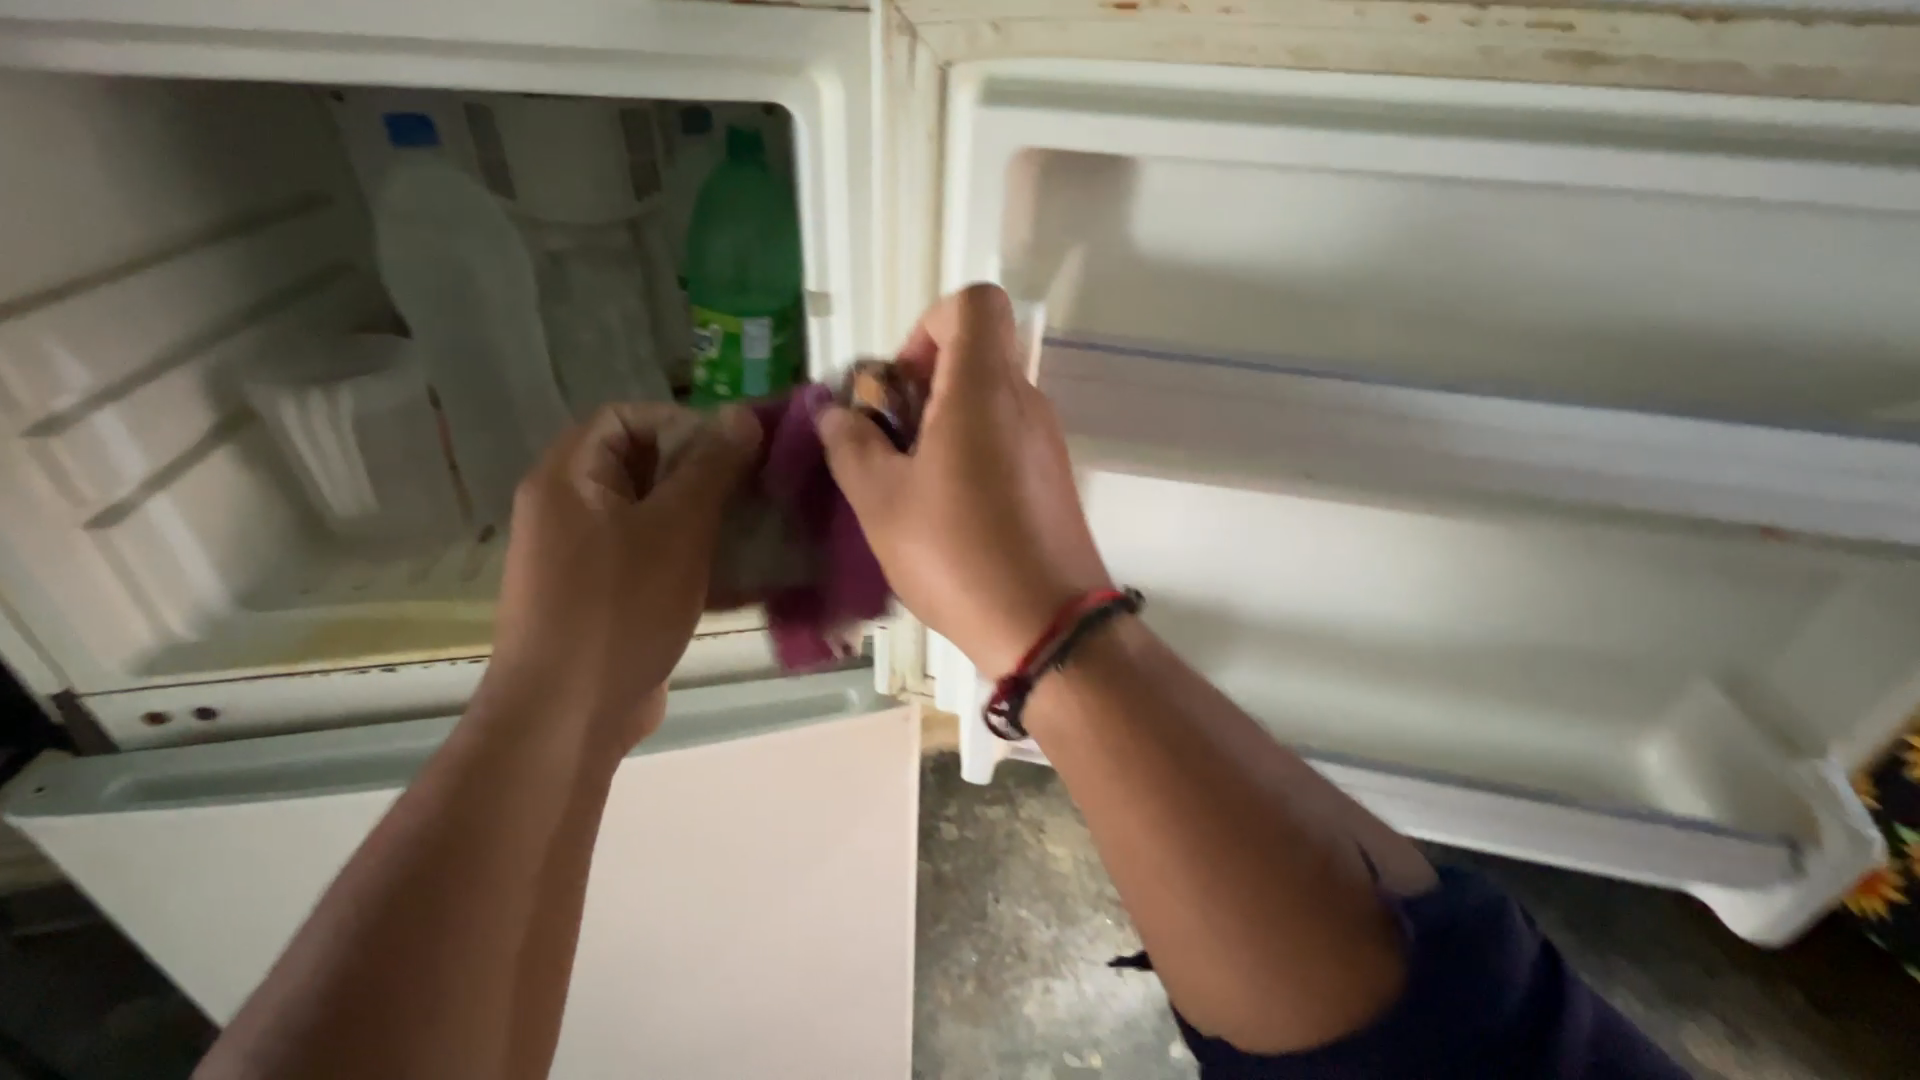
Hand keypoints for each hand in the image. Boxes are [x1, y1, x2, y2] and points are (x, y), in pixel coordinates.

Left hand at [484, 403, 761, 751]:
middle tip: (754, 494)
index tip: (732, 455)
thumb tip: (741, 415)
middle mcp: (569, 509)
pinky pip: (653, 560)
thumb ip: (711, 467)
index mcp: (569, 477)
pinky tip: (739, 578)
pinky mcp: (606, 598)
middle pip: (642, 466)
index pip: (625, 417)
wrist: (569, 715)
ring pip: (654, 517)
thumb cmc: (620, 608)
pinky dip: (692, 560)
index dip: (681, 425)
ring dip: (705, 521)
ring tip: (756, 534)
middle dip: (703, 476)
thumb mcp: (676, 528)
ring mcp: (585, 558)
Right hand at [819, 284, 1110, 675]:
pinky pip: (1008, 439)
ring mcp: (1047, 441)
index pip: (974, 303)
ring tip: (913, 485)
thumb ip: (852, 445)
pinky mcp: (1055, 478)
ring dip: (945, 423)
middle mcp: (1026, 402)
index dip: (927, 325)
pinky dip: (973, 452)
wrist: (1047, 626)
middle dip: (924, 383)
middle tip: (892, 442)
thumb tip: (838, 415)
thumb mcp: (881, 502)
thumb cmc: (956, 554)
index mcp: (983, 389)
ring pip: (991, 400)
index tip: (899, 385)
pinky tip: (950, 512)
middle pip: (978, 353)